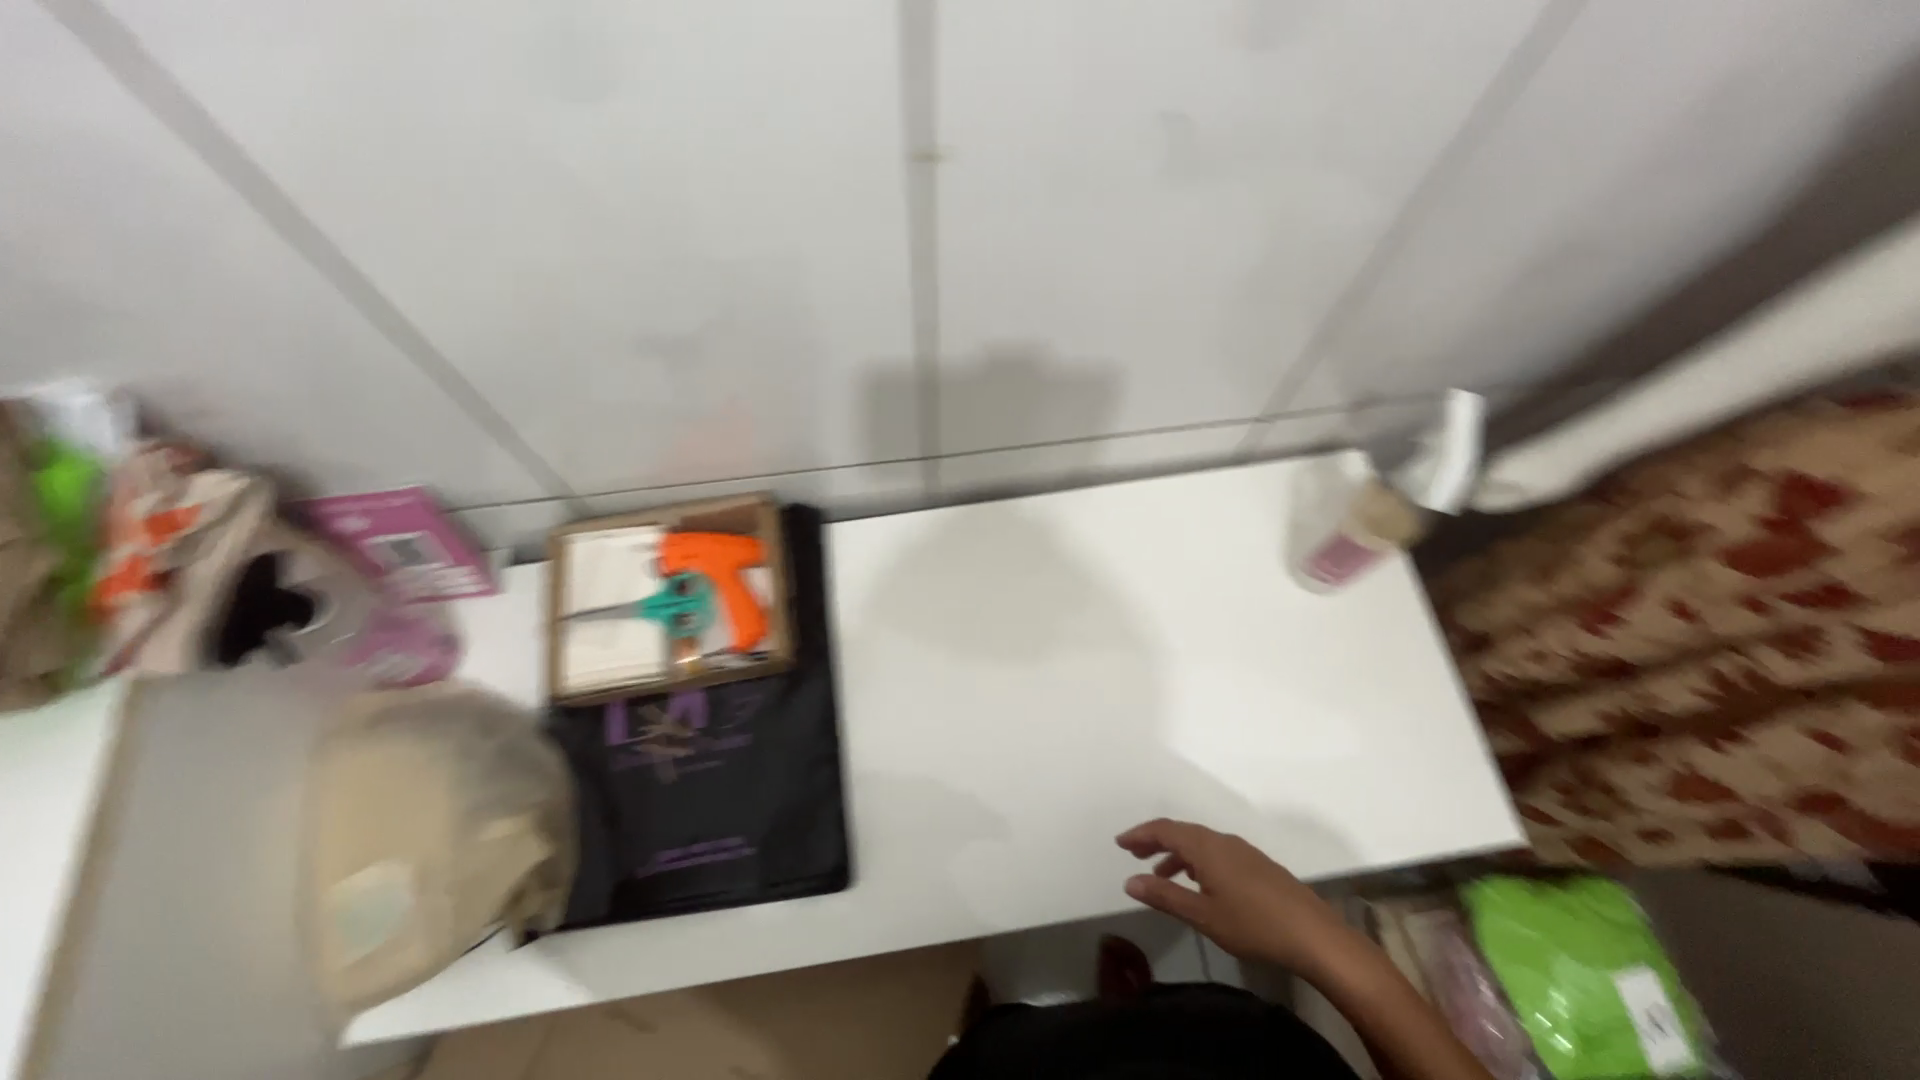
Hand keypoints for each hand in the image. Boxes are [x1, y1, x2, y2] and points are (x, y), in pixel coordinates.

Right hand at [1115, 818, 1360, 979]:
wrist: (1314, 936)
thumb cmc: (1253, 925)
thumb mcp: (1203, 915)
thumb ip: (1165, 896)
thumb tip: (1130, 881)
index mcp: (1207, 848)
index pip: (1165, 830)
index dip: (1140, 834)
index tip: (1120, 843)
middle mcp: (1224, 841)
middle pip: (1183, 832)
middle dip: (1156, 841)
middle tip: (1134, 854)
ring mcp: (1245, 852)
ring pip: (1202, 843)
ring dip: (1177, 853)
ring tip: (1162, 875)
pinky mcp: (1259, 866)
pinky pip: (1217, 853)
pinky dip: (1197, 861)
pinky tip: (1200, 885)